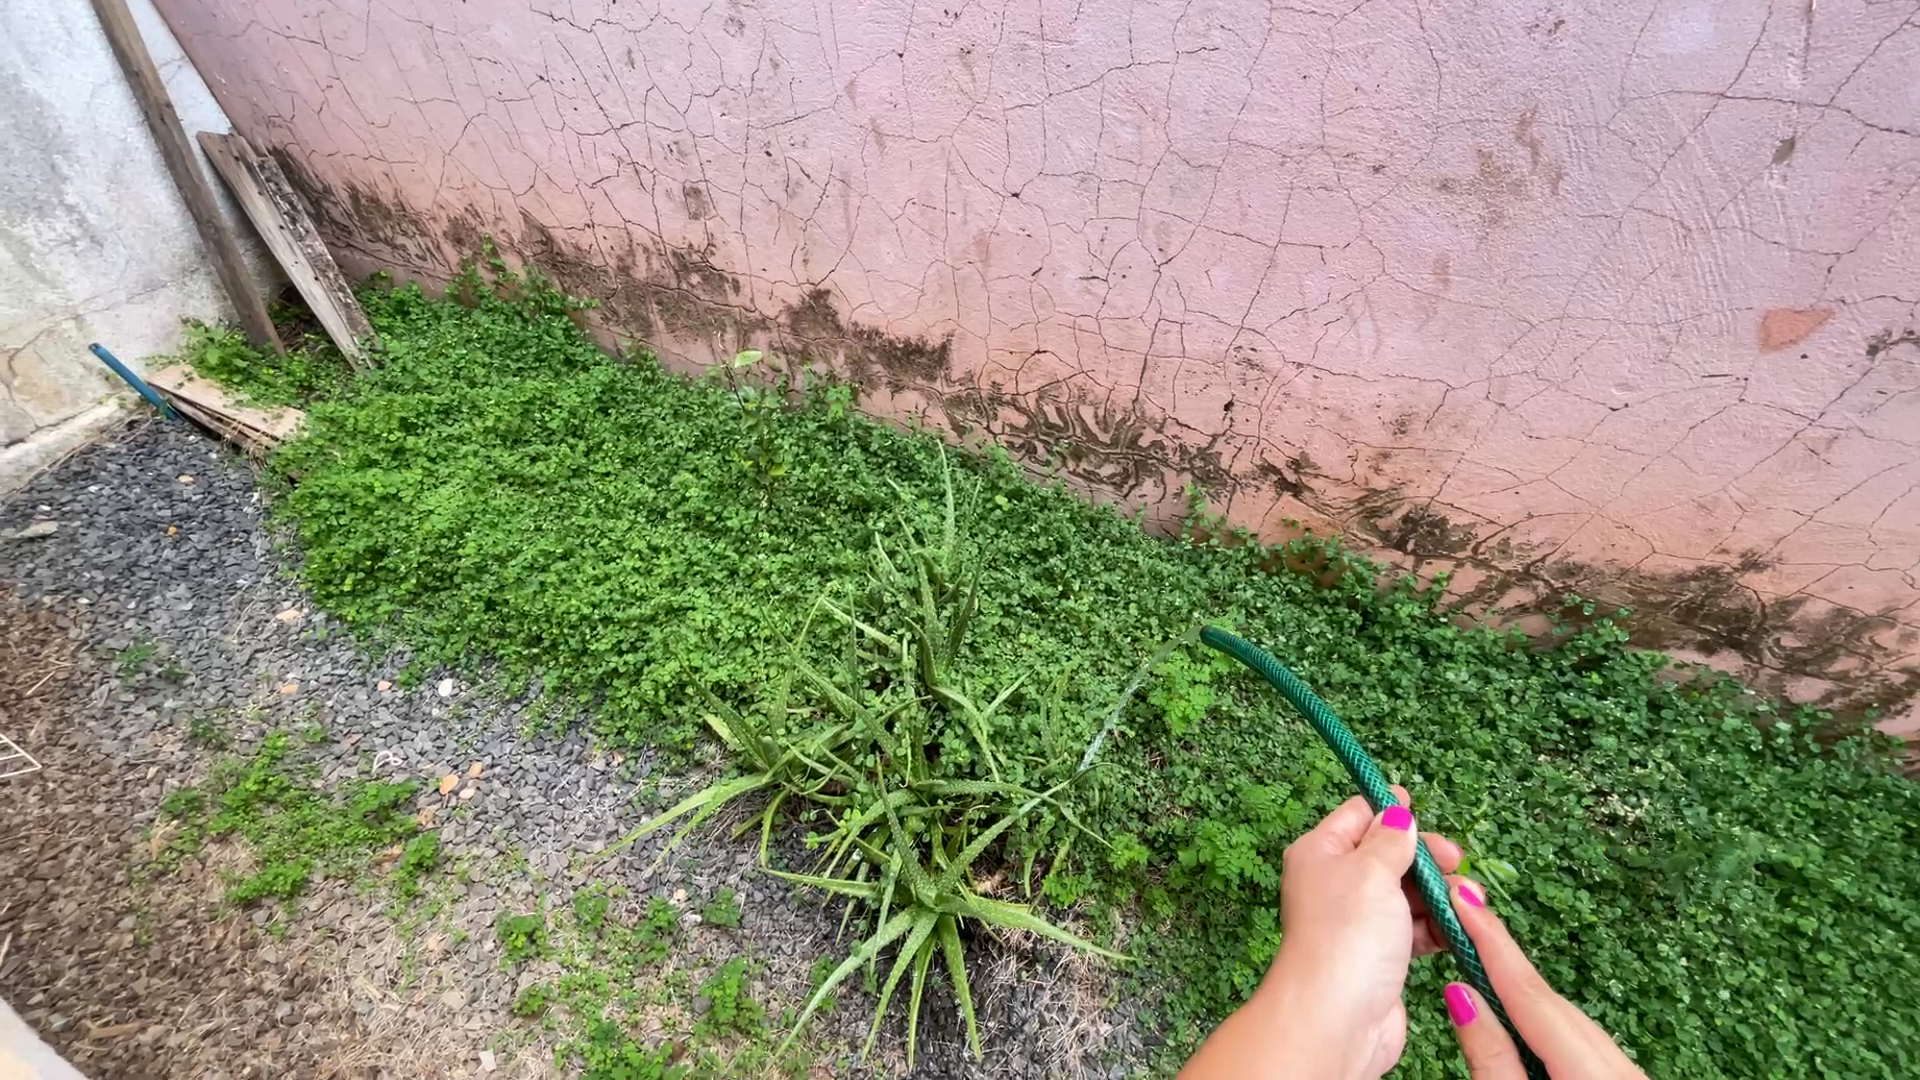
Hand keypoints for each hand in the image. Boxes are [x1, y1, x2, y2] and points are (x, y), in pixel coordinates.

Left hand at [1178, 788, 1462, 1079]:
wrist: (1338, 1012)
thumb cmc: (1349, 931)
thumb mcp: (1371, 871)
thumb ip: (1389, 839)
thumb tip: (1396, 813)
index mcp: (1319, 850)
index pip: (1355, 815)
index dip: (1388, 810)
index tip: (1419, 805)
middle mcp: (1333, 880)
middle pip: (1384, 853)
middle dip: (1422, 855)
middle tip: (1458, 860)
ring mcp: (1355, 918)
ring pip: (1403, 893)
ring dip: (1436, 893)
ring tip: (1468, 898)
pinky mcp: (1378, 953)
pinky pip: (1411, 928)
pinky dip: (1434, 926)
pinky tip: (1459, 929)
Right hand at [1442, 877, 1648, 1078]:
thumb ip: (1493, 1060)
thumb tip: (1461, 993)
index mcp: (1593, 1075)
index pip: (1530, 994)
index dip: (1491, 942)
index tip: (1460, 893)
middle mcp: (1624, 1070)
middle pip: (1552, 1004)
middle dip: (1502, 958)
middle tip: (1457, 910)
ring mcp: (1634, 1078)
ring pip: (1571, 1023)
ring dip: (1523, 990)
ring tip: (1478, 954)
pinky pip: (1585, 1043)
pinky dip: (1548, 1020)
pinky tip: (1522, 1015)